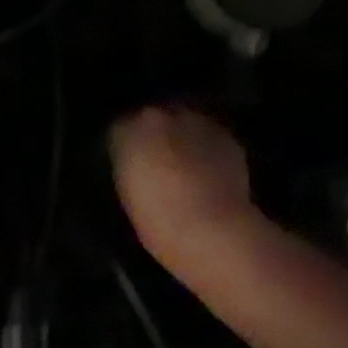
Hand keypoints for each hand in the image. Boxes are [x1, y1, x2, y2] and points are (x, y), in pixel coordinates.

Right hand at [109, 105, 257, 258]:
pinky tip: (213, 171)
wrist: (212, 231)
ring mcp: (195, 120)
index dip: (131, 145)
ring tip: (191, 165)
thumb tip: (142, 162)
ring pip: (186, 122)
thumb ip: (131, 166)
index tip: (137, 163)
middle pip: (156, 116)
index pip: (123, 126)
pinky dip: (210, 149)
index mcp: (127, 130)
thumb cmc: (159, 224)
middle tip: (164, 161)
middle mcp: (160, 116)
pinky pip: (211, 136)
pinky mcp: (224, 134)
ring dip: (185, 137)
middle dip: (159, 134)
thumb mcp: (128, 194)